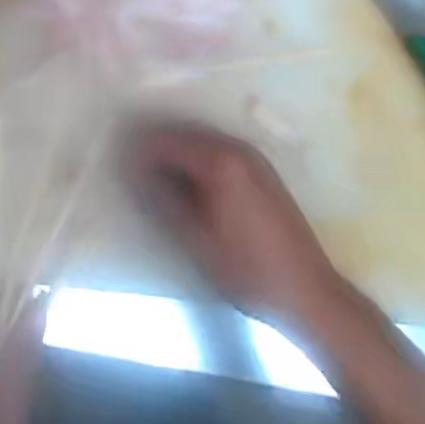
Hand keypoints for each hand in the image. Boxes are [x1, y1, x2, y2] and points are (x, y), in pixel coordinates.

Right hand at [127, 122, 348, 325]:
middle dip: (155, 145)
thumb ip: (161, 199)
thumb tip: (133, 170)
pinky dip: (197, 159)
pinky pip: (219, 150)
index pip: (166, 139)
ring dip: (175, 152)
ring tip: (153, 178)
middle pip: (184, 133)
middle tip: (130, 168)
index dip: (138, 148)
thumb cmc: (246, 269)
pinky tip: (187, 185)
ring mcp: (253, 157)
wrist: (307, 291)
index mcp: (219, 160)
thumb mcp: (194, 239)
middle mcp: (236, 147)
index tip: (117, 162)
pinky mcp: (262, 170)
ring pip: (202, 141)